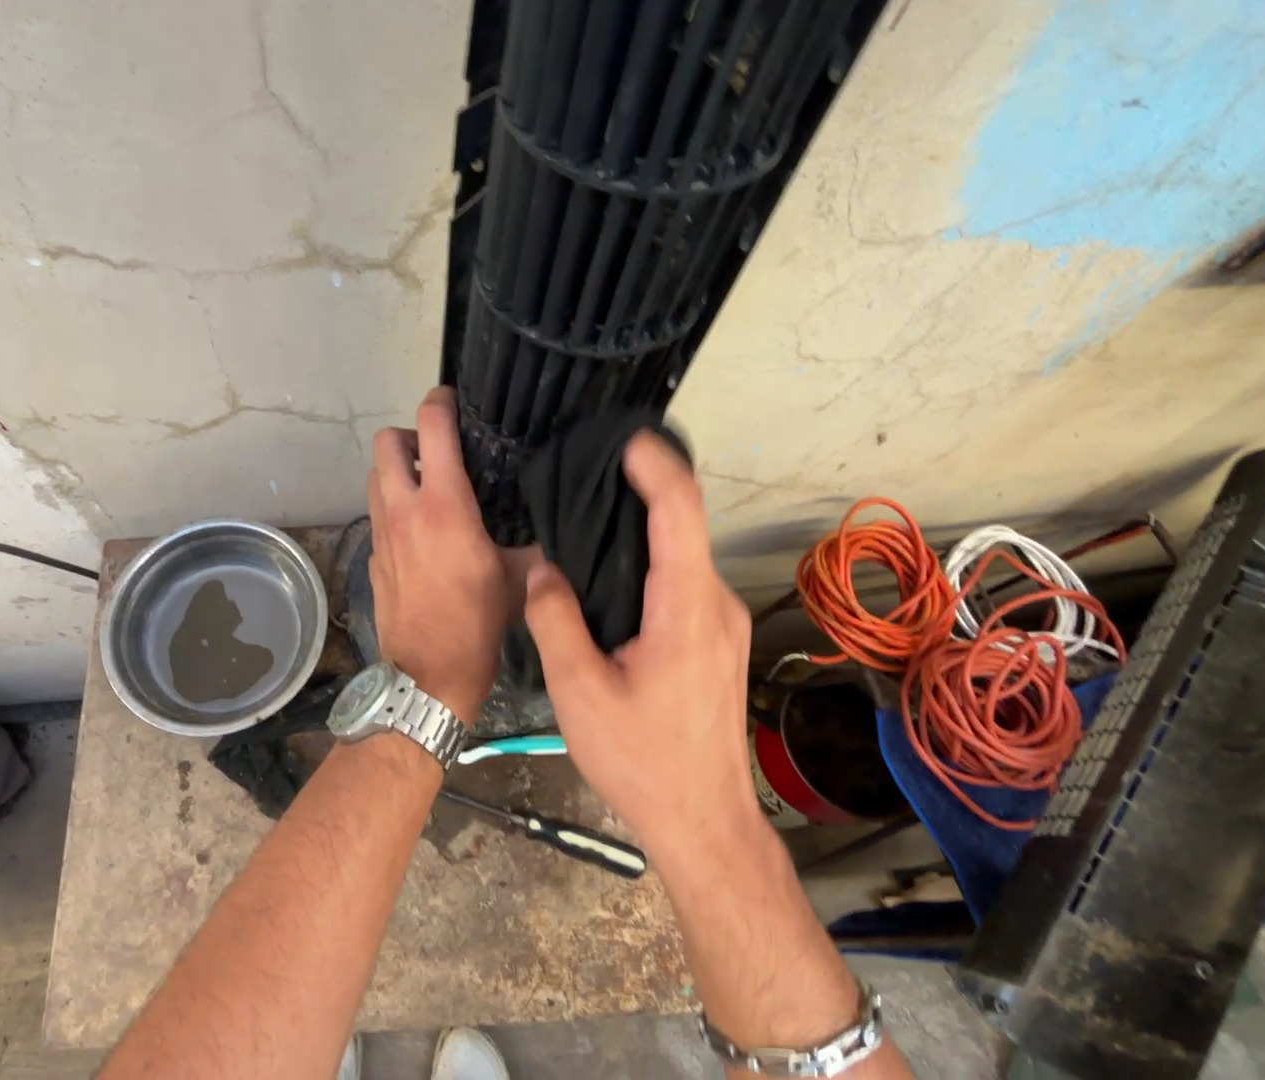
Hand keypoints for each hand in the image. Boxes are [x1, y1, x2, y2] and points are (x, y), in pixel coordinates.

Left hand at [367, 388, 519, 721]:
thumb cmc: (477, 622)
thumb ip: (535, 542)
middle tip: (438, 450)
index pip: (431, 426)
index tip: (454, 401)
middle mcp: (404, 509)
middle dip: (410, 434)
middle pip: (387, 442)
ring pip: (376, 475)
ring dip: (397, 469)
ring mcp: (381, 532)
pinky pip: (377, 513)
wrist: (428, 673)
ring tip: (428, 485)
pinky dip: (394, 507)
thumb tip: (556, 523)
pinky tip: (420, 530)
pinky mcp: (372, 556)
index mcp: (444, 504)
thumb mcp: (518, 578)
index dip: (441, 401)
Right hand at [523, 432, 760, 857]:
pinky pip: (681, 581)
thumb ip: (556, 620)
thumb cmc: (641, 760)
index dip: (654, 466)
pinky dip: (649, 560)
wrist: (702, 819)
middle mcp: (713, 604)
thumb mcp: (578, 691)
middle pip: (683, 525)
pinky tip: (608, 571)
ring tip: (587, 513)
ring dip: (643, 527)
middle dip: (641, 488)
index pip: (679, 512)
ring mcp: (720, 623)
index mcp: (685, 608)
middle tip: (585, 470)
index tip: (623, 437)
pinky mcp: (714, 641)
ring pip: (683, 554)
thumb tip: (543, 569)